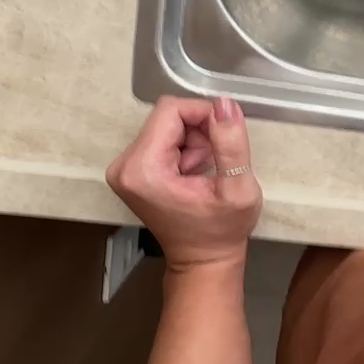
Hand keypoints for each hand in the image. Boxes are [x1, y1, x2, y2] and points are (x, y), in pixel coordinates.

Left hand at [107, 96, 262, 271]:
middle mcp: (124, 165)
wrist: (203, 260)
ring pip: (168, 126)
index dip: (205, 115)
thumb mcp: (238, 189)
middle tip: (216, 161)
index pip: (171, 110)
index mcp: (143, 169)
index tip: (226, 139)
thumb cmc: (222, 230)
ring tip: (207, 172)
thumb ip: (231, 144)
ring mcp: (126, 168)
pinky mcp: (134, 170)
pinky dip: (186, 149)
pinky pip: (164, 138)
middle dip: (200, 132)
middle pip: (168, 117)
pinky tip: (196, 174)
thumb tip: (225, 104)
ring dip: (196, 141)